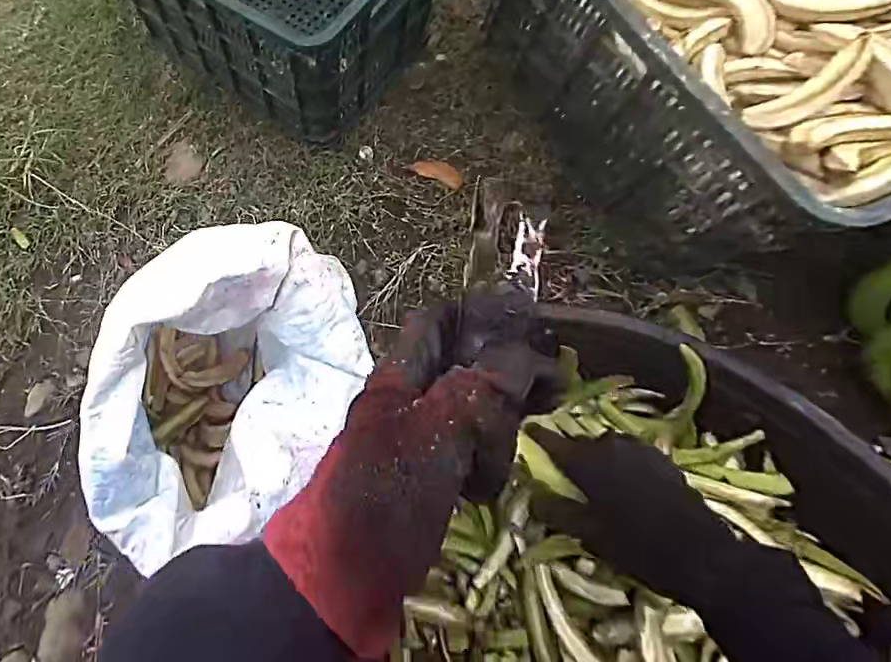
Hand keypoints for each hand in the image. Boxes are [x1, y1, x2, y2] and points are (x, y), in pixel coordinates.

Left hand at [262, 294, 559, 658]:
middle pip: (467, 366)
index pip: (439, 321)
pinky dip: (487, 461)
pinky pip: (472, 450)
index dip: (478, 317)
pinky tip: (483, 488)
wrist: (347, 574)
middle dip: (502, 383)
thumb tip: (523, 360)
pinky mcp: (432, 474)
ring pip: (476, 410)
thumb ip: (477, 391)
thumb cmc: (384, 494)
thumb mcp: (434, 433)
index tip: (525, 328)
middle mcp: (410, 397)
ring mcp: (420, 437)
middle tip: (542, 399)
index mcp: (400, 374)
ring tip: (487, 467)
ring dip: (496, 432)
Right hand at [528, 430, 742, 605]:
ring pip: (606, 447)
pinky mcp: (660, 458)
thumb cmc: (639, 547)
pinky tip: (628, 485)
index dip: (536, 435)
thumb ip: (557, 510)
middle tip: (567, 473)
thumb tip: (531, 492)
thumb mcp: (591, 536)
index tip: (526, 428)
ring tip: (599, 481)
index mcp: (586, 461)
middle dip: (571, 454)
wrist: (705, 556)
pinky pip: (630, 454)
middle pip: (580, 444)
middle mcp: (608, 445)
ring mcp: (637, 448)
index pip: (551, 440)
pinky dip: (622, 464)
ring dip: (598, 458)